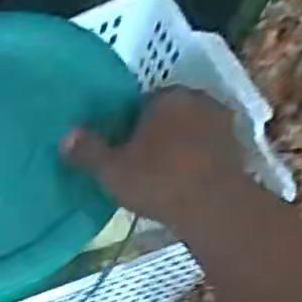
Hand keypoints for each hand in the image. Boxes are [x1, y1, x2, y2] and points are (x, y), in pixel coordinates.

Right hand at [60, 87, 246, 228]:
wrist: (212, 204)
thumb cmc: (157, 181)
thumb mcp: (112, 171)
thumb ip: (89, 152)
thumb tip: (65, 137)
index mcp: (165, 96)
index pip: (140, 103)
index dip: (126, 126)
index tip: (118, 149)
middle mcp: (197, 98)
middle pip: (167, 114)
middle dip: (154, 134)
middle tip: (136, 164)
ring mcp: (221, 121)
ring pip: (188, 131)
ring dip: (176, 147)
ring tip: (159, 176)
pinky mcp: (236, 147)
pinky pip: (205, 149)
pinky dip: (194, 161)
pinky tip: (181, 183)